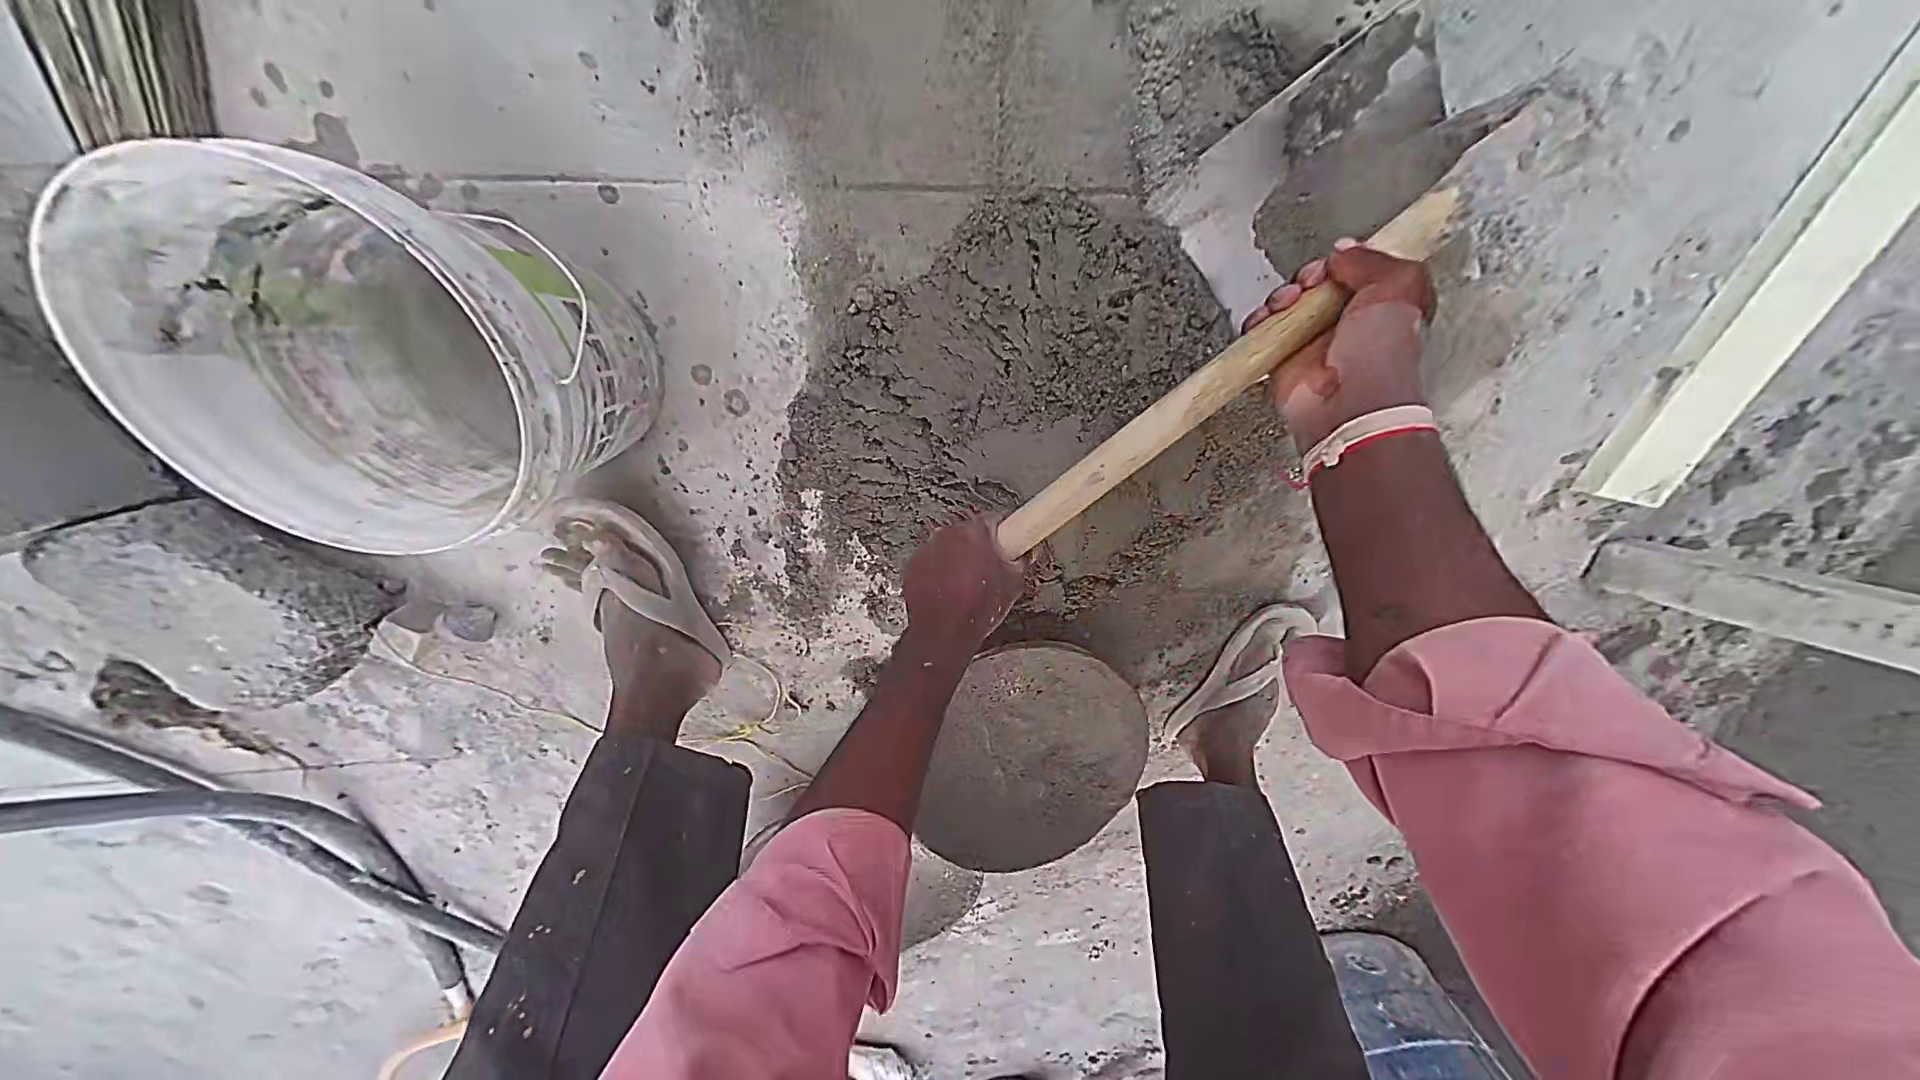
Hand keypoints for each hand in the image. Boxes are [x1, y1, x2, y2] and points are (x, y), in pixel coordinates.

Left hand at [903, 514, 1025, 646]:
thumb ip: (1019, 560)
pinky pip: (932, 560)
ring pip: (949, 545)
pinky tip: (949, 590)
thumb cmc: (975, 610)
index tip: (1008, 541)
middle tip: (989, 571)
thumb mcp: (1013, 585)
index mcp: (975, 533)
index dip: (1004, 532)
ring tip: (967, 585)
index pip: (994, 520)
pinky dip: (939, 570)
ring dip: (958, 558)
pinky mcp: (913, 564)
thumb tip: (1022, 553)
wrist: (942, 633)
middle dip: (979, 547)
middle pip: (969, 532)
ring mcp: (927, 548)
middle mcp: (948, 534)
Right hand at [1242, 239, 1433, 449]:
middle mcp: (1344, 323)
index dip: (1340, 262)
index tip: (1335, 264)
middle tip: (1308, 285)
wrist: (1347, 401)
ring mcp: (1310, 343)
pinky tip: (1265, 320)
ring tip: (1286, 303)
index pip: (1353, 271)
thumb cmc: (1382, 351)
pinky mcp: (1280, 361)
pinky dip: (1258, 322)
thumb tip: (1342, 252)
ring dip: (1281, 297)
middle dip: (1306, 278)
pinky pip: (1261, 333)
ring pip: (1286, 306)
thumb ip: (1373, 259)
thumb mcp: (1401, 284)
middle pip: (1315, 285)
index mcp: (1379, 304)